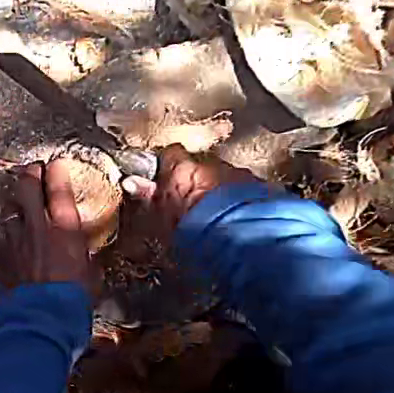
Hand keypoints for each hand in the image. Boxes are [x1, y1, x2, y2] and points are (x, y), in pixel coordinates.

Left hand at [10, 160, 96, 286]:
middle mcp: (37, 224)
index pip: (58, 185)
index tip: (57, 164)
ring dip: (15, 204)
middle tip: (33, 171)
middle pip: (27, 184)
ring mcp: (15, 237)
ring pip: (9, 207)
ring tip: (19, 204)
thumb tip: (84, 250)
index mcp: (64, 225)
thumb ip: (84, 252)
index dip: (57, 169)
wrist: (43, 313)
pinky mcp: (0, 253)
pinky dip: (1, 232)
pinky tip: (4, 234)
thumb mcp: (91, 269)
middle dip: (30, 173)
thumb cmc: (74, 294)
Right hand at [120, 148, 258, 234]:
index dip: (165, 164)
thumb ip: (147, 196)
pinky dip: (241, 201)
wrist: (237, 238)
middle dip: (195, 181)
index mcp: (182, 170)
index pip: (170, 154)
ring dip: (219, 192)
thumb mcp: (159, 218)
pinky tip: (235, 219)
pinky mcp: (263, 188)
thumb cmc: (191, 230)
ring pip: (224, 178)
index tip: (161, 176)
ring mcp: (239, 175)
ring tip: (213, 216)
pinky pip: (248, 190)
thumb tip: (130, 182)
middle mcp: (212, 164)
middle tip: (188, 204)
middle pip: (200, 166)